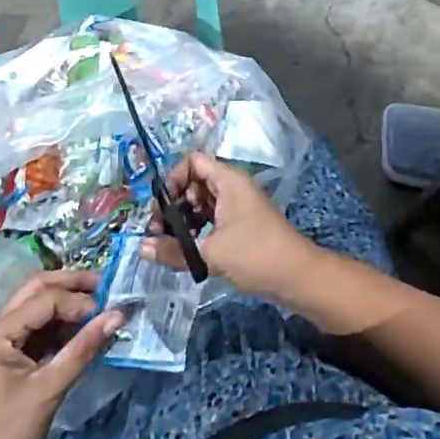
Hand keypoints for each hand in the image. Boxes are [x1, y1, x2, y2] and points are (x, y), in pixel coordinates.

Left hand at [0, 270, 122, 438]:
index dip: (78, 301)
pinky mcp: (1, 362)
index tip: (108, 310)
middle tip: (104, 285)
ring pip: (33, 310)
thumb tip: (117, 315)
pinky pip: (31, 332)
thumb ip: (82, 349)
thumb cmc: (5, 436)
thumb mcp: (48, 390)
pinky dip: (55, 327)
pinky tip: (78, 329)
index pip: (43, 300)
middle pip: (34, 292)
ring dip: (63, 305)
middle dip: (69, 285)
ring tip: (97, 305)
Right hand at [143, 151, 325, 302]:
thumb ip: (174, 250)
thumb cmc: (256, 255)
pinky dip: (198, 229)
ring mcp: (238, 205)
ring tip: (171, 243)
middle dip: (175, 203)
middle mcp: (232, 186)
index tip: (162, 208)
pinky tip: (189, 250)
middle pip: (194, 181)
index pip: (192, 161)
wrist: (298, 277)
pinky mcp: (241, 224)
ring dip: (185, 219)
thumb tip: (141, 248)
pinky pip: (212, 217)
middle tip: (160, 231)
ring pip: (202, 201)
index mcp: (228, 180)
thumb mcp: (211, 254)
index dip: (173, 178)